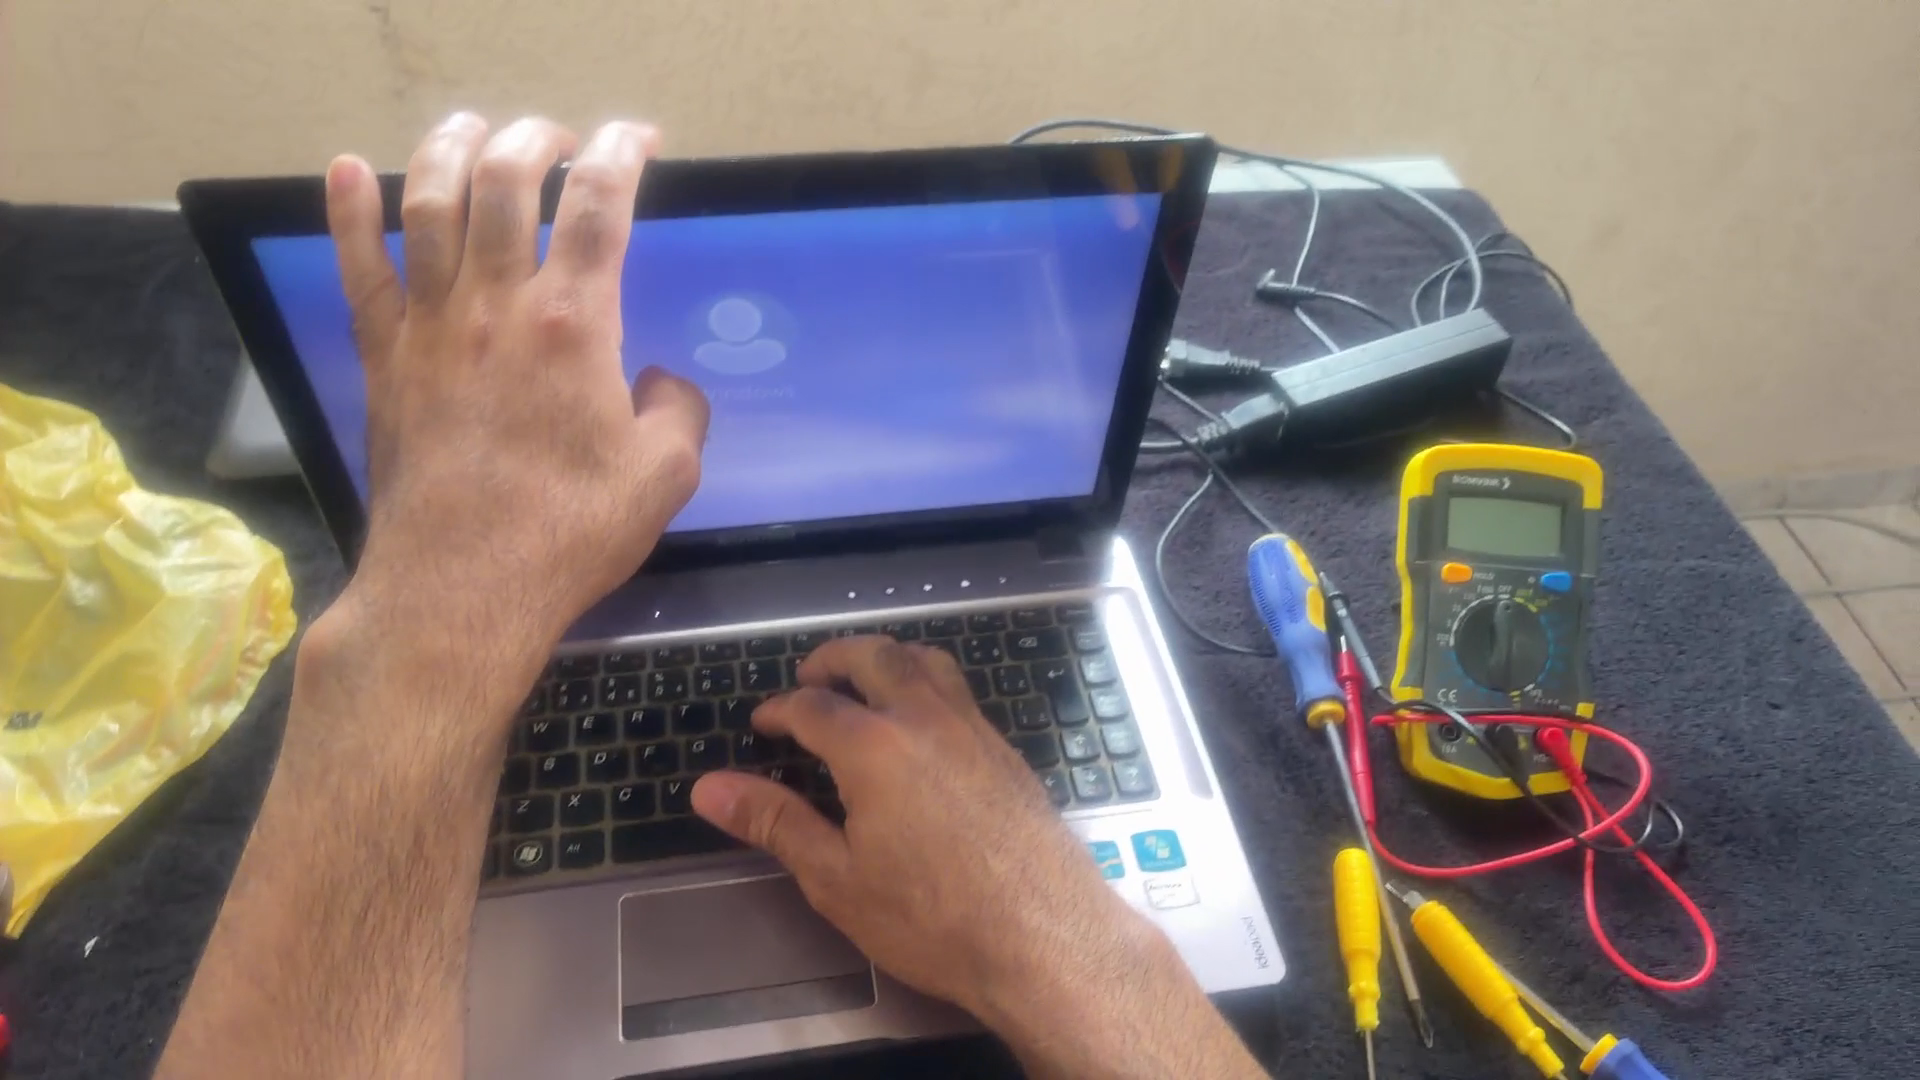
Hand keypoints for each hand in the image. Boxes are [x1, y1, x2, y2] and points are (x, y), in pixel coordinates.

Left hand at [323, 113, 709, 646]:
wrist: (465, 585)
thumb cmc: (576, 529)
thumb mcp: (667, 474)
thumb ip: (681, 410)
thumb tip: (661, 382)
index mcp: (574, 326)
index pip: (600, 212)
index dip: (621, 159)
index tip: (638, 138)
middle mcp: (496, 305)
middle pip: (505, 185)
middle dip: (536, 140)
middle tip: (558, 134)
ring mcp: (429, 326)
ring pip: (428, 204)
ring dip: (452, 149)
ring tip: (475, 127)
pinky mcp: (385, 359)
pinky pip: (359, 266)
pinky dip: (348, 210)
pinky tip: (346, 170)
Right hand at [689, 636, 1171, 1024]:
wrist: (1043, 933)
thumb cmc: (930, 916)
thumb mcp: (836, 877)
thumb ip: (775, 821)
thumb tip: (709, 787)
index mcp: (874, 744)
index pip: (812, 706)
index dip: (779, 710)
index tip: (762, 722)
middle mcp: (924, 715)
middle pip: (873, 655)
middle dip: (833, 657)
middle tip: (809, 675)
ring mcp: (971, 724)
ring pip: (924, 660)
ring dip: (885, 657)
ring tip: (864, 680)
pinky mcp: (1002, 744)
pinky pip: (956, 688)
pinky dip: (924, 680)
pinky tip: (919, 722)